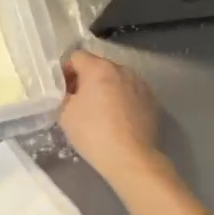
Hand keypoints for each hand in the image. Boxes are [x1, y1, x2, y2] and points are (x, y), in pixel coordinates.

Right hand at [59, 51, 176, 192]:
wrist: (130, 158)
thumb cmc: (93, 133)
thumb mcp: (64, 114)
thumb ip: (62, 95)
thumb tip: (67, 91)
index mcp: (98, 68)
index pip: (76, 57)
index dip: (65, 71)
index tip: (63, 90)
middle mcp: (121, 69)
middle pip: (97, 65)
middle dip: (86, 79)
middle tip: (78, 101)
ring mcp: (140, 83)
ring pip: (116, 78)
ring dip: (105, 87)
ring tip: (100, 110)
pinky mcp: (151, 99)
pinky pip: (130, 91)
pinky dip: (121, 98)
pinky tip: (118, 118)